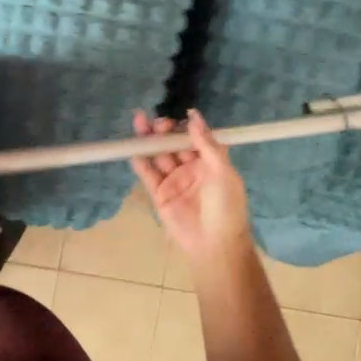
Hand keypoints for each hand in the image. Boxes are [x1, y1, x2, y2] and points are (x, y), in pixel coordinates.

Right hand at [129, 109, 253, 266]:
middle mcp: (190, 168)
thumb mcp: (223, 172)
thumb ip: (207, 144)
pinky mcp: (159, 194)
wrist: (216, 244)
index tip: (174, 120)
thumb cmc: (226, 206)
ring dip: (149, 141)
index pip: (192, 138)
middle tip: (155, 123)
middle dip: (163, 132)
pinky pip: (147, 174)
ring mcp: (173, 181)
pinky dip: (140, 162)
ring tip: (139, 124)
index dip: (182, 128)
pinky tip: (133, 149)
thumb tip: (193, 116)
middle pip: (172, 144)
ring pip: (158, 155)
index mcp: (209, 162)